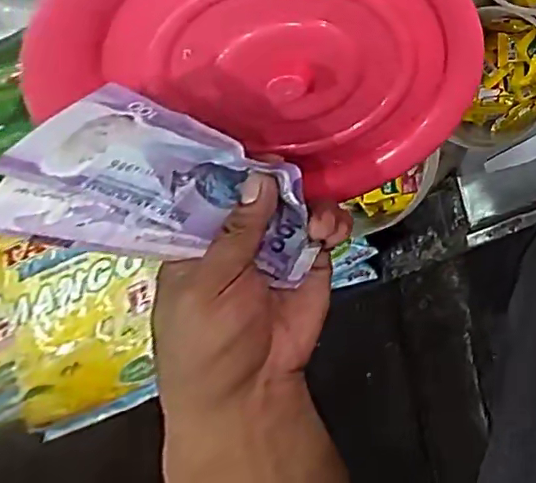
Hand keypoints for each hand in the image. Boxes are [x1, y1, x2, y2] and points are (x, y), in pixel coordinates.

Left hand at [154, 172, 351, 424]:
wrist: (252, 383)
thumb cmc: (206, 342)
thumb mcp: (208, 287)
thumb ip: (236, 233)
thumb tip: (258, 178)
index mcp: (200, 246)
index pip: (216, 198)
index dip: (236, 174)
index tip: (261, 152)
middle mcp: (241, 240)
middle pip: (268, 195)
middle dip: (286, 186)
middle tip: (299, 182)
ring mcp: (280, 248)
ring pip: (303, 206)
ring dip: (314, 208)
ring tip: (318, 228)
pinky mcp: (314, 257)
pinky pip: (330, 227)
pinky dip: (336, 224)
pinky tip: (331, 235)